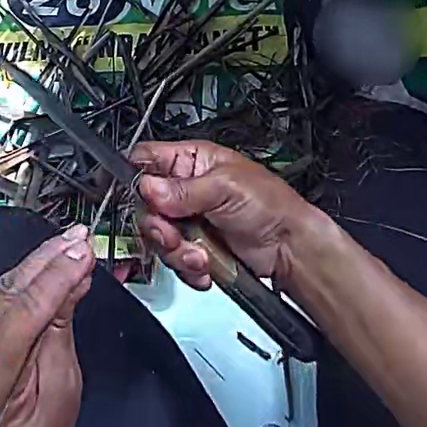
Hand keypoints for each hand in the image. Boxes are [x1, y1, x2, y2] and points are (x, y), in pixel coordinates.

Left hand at [0, 225, 94, 426]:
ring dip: (41, 260)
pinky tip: (52, 260)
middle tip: (81, 239)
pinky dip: (30, 273)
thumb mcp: (63, 391)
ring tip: (72, 241)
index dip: (55, 279)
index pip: (20, 315)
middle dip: (49, 261)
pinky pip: (0, 293)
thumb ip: (61, 331)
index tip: (83, 254)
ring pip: (2, 287)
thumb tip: (73, 279)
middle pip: (8, 294)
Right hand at [129, 139, 327, 286]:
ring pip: (157, 236)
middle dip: (159, 226)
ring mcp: (189, 219)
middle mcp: (186, 188)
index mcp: (192, 160)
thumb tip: (149, 188)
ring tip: (200, 254)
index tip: (137, 198)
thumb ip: (185, 190)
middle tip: (175, 235)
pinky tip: (206, 265)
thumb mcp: (227, 187)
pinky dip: (187, 267)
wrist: (289, 247)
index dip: (136, 177)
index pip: (147, 160)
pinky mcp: (194, 246)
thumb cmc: (270, 203)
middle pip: (146, 205)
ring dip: (176, 251)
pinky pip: (172, 259)